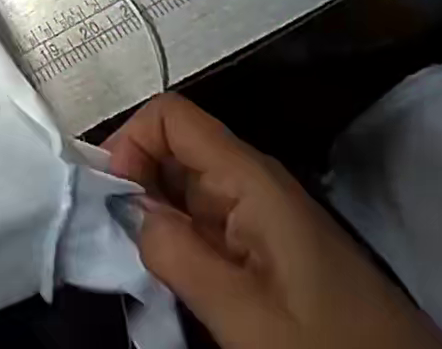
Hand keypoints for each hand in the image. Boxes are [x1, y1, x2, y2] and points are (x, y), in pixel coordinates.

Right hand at [106, 94, 441, 348]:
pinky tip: (173, 273)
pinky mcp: (263, 240)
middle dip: (136, 179)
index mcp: (248, 177)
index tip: (112, 194)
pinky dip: (175, 234)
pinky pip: (202, 216)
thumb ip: (177, 254)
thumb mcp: (246, 314)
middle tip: (120, 234)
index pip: (170, 115)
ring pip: (183, 182)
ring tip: (143, 258)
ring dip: (153, 211)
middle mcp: (250, 179)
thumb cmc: (329, 346)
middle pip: (172, 145)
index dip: (131, 139)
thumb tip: (126, 210)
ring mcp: (258, 210)